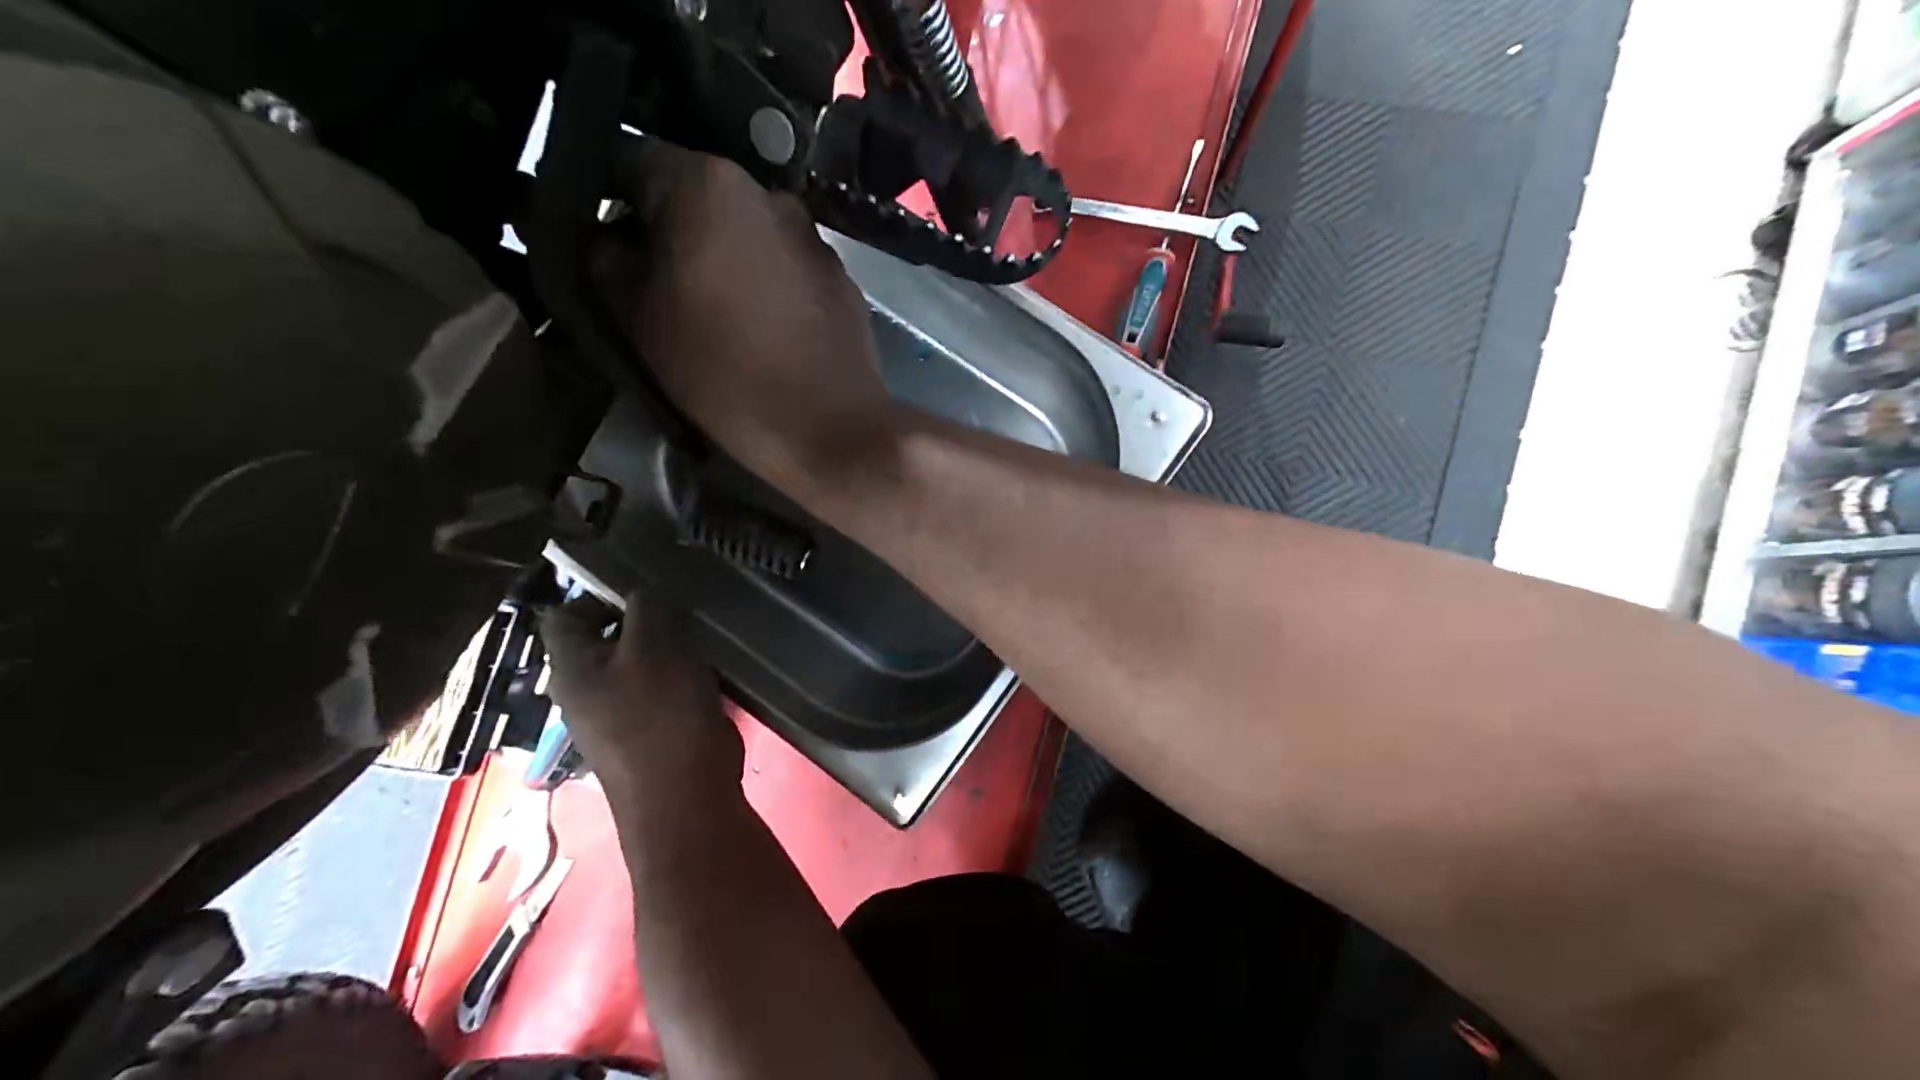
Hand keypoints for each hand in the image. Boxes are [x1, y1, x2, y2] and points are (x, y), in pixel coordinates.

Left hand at [538, 592, 742, 803]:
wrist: (684, 795)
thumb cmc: (661, 713)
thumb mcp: (654, 645)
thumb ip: (645, 609)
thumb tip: (641, 595)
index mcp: (571, 668)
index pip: (564, 615)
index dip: (598, 595)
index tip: (645, 591)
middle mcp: (584, 691)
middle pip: (604, 640)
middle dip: (642, 623)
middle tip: (680, 616)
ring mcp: (615, 716)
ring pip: (636, 666)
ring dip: (666, 652)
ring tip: (699, 644)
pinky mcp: (647, 734)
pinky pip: (658, 692)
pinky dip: (679, 679)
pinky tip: (706, 678)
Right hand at [594, 140, 898, 493]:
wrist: (831, 429)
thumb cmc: (726, 374)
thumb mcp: (638, 319)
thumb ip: (603, 258)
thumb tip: (600, 233)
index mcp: (708, 184)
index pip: (631, 162)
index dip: (606, 201)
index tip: (602, 247)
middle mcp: (768, 192)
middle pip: (695, 197)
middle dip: (668, 233)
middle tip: (656, 289)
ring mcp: (813, 235)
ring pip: (745, 232)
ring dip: (720, 258)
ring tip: (713, 314)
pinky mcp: (840, 277)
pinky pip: (784, 266)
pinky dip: (764, 282)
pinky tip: (762, 328)